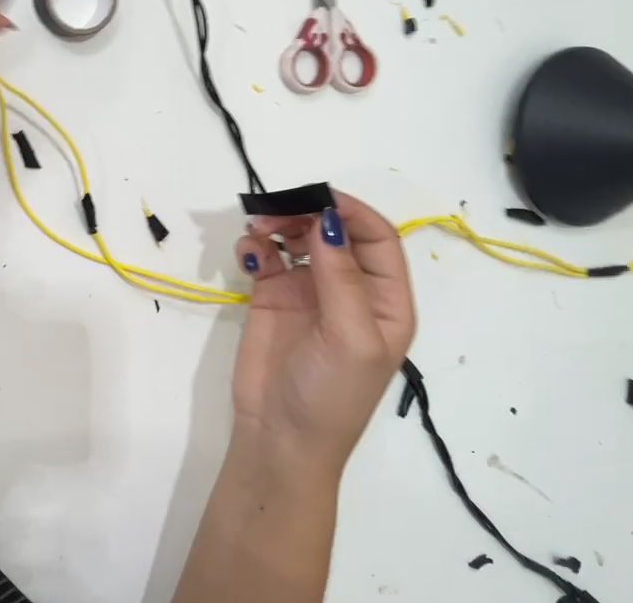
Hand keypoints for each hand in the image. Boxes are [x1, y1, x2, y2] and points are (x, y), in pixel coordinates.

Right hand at [229, 190, 415, 477]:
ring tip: (256, 231)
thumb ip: (341, 278)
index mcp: (385, 300)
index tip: (312, 198)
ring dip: (277, 224)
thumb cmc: (331, 393)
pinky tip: (247, 256)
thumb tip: (326, 220)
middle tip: (272, 213)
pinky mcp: (271, 296)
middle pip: (332, 231)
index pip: (376, 238)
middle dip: (305, 213)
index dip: (349, 212)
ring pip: (296, 237)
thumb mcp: (350, 338)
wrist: (280, 433)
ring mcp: (308, 291)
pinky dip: (254, 246)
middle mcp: (349, 289)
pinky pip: (265, 256)